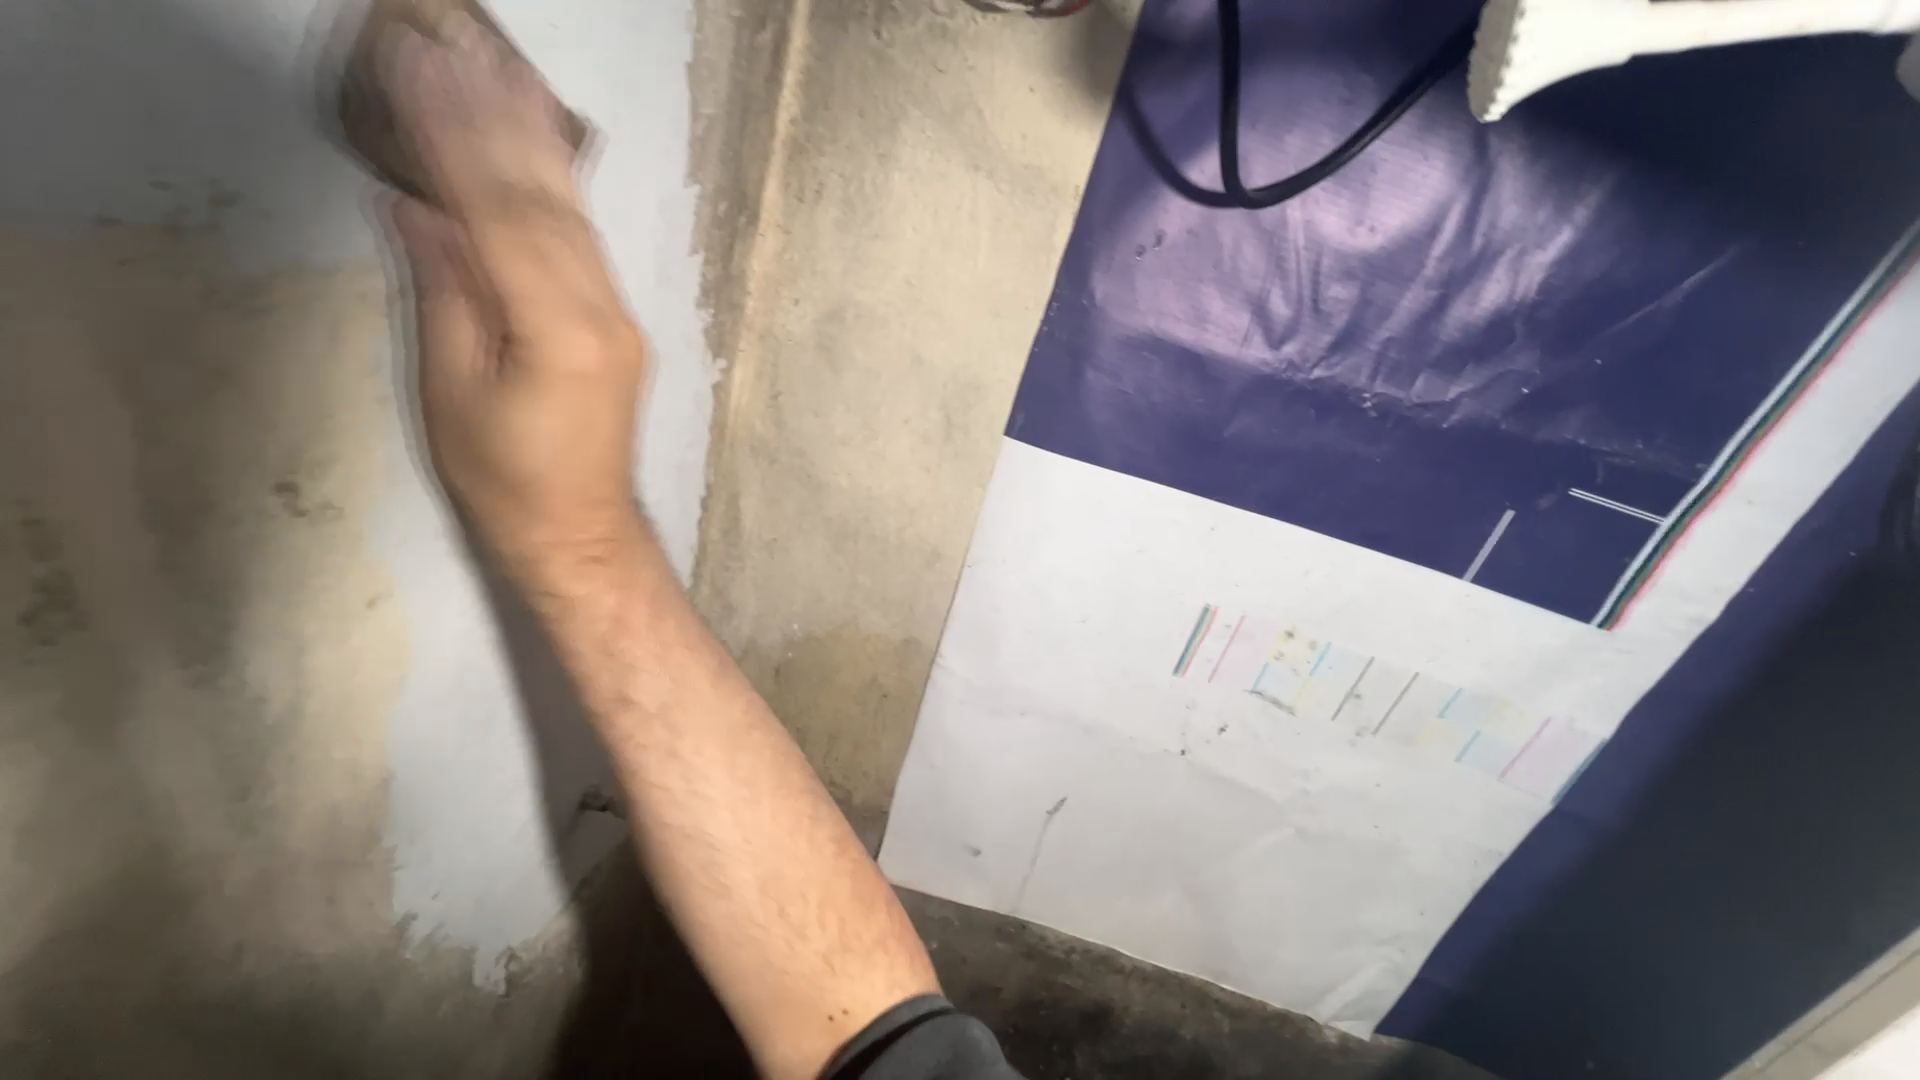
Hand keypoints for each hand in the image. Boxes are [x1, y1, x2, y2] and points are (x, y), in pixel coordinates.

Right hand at [381, 16, 647, 575]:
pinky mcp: (622, 330)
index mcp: (559, 332)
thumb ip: (444, 292)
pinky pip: (589, 249)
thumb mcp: (452, 393)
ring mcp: (622, 321)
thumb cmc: (506, 480)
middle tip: (460, 48)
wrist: (581, 530)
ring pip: (575, 220)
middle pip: (546, 204)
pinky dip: (562, 195)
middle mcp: (604, 315)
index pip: (502, 215)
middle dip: (498, 123)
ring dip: (537, 145)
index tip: (421, 69)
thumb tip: (419, 206)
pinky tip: (546, 153)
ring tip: (503, 73)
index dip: (459, 139)